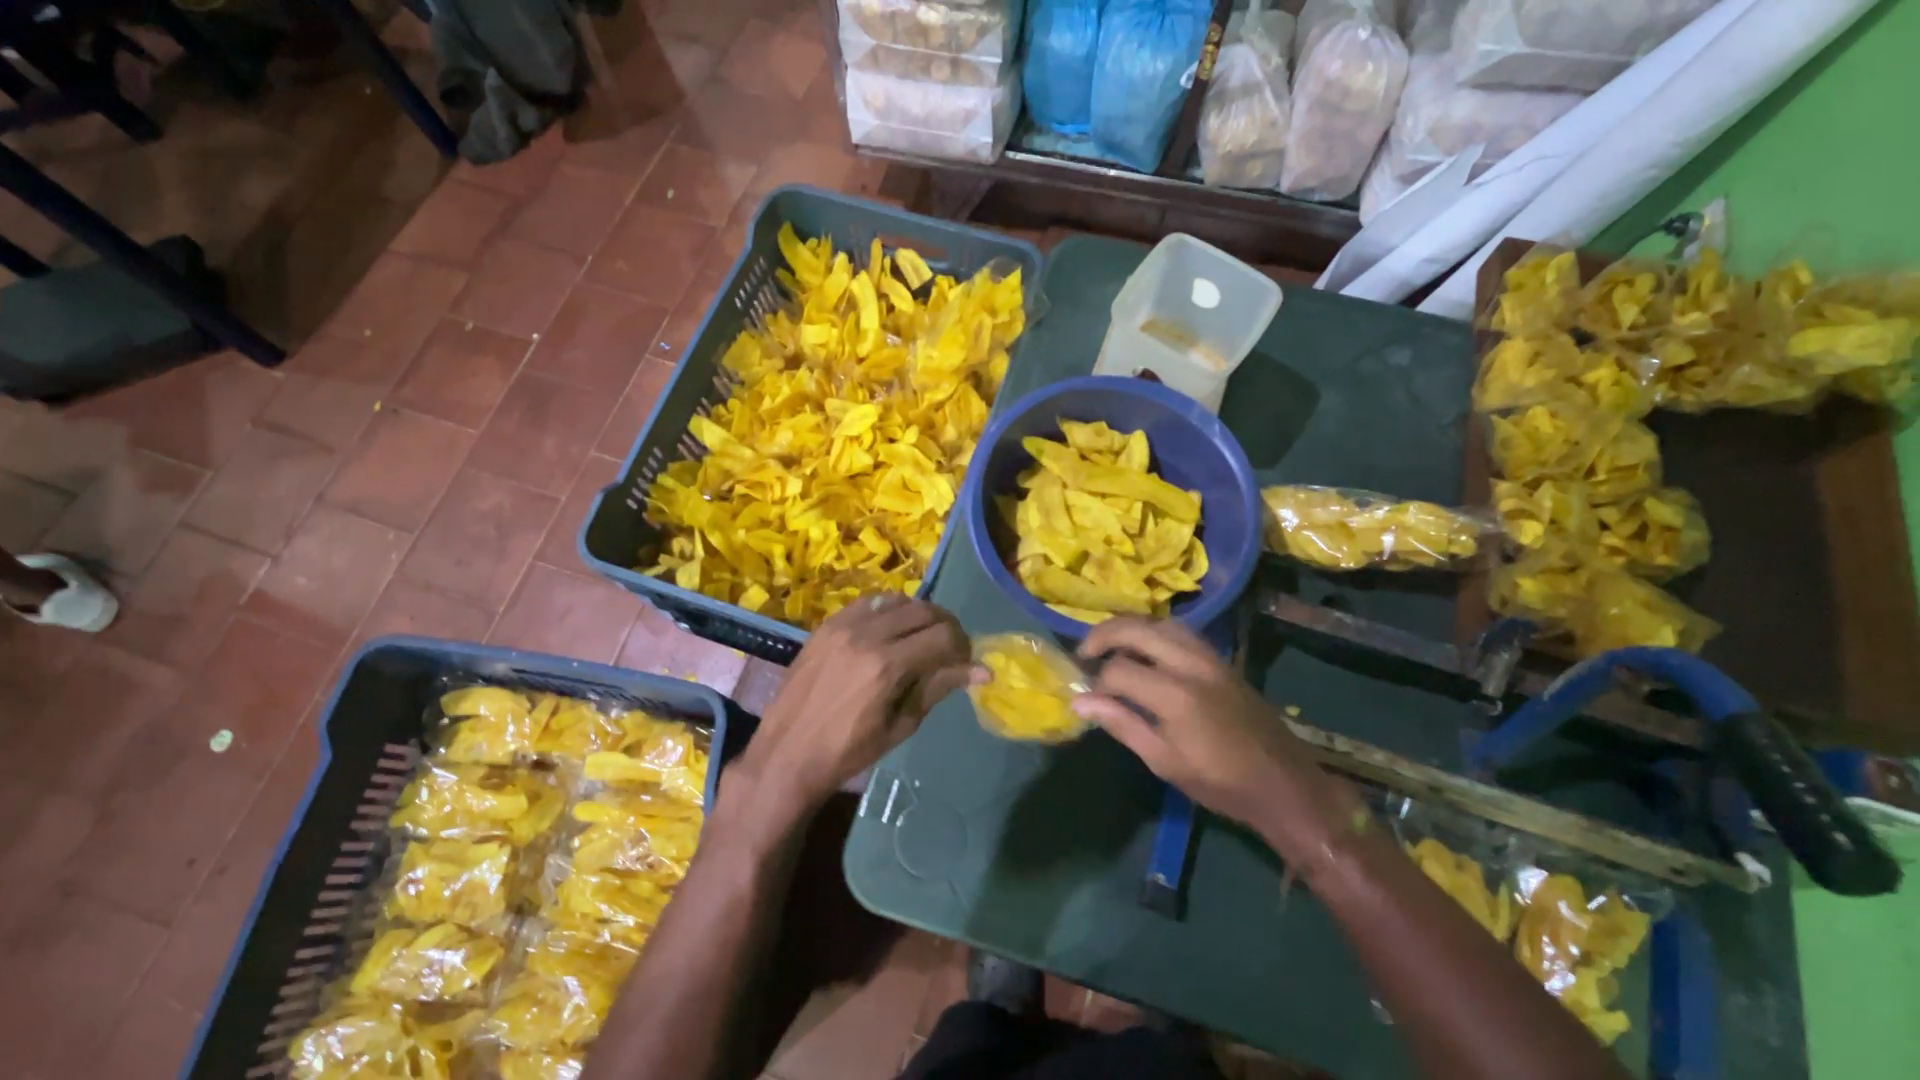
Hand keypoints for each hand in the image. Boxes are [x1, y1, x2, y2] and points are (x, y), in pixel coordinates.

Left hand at [736, 594, 970, 815]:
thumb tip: (981, 671)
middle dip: (946, 627)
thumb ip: (938, 688)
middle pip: (924, 611)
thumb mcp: (901, 725)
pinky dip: (887, 611)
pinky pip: (867, 603)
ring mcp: (842, 625)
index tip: (966, 664)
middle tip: (950, 650)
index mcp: (887, 666)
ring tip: (921, 640)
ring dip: (918, 615)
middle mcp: (866, 635)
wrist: (788, 752)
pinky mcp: (826, 625)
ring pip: (897, 600)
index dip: (963, 647)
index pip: (944, 636)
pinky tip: (889, 633)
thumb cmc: (848, 750)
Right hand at [1071, 618, 1352, 859]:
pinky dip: (1156, 633)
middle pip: (1137, 629)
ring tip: (1111, 648)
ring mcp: (1211, 658)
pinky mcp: (1223, 661)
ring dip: (1131, 629)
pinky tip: (1146, 653)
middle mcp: (1192, 665)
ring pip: (1162, 623)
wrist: (1284, 783)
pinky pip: (1182, 633)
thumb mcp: (1164, 762)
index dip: (1096, 682)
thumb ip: (1122, 724)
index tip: (1087, 699)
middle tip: (1084, 655)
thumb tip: (1080, 702)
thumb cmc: (1221, 783)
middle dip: (1103, 636)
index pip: (1119, 669)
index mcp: (1175, 695)